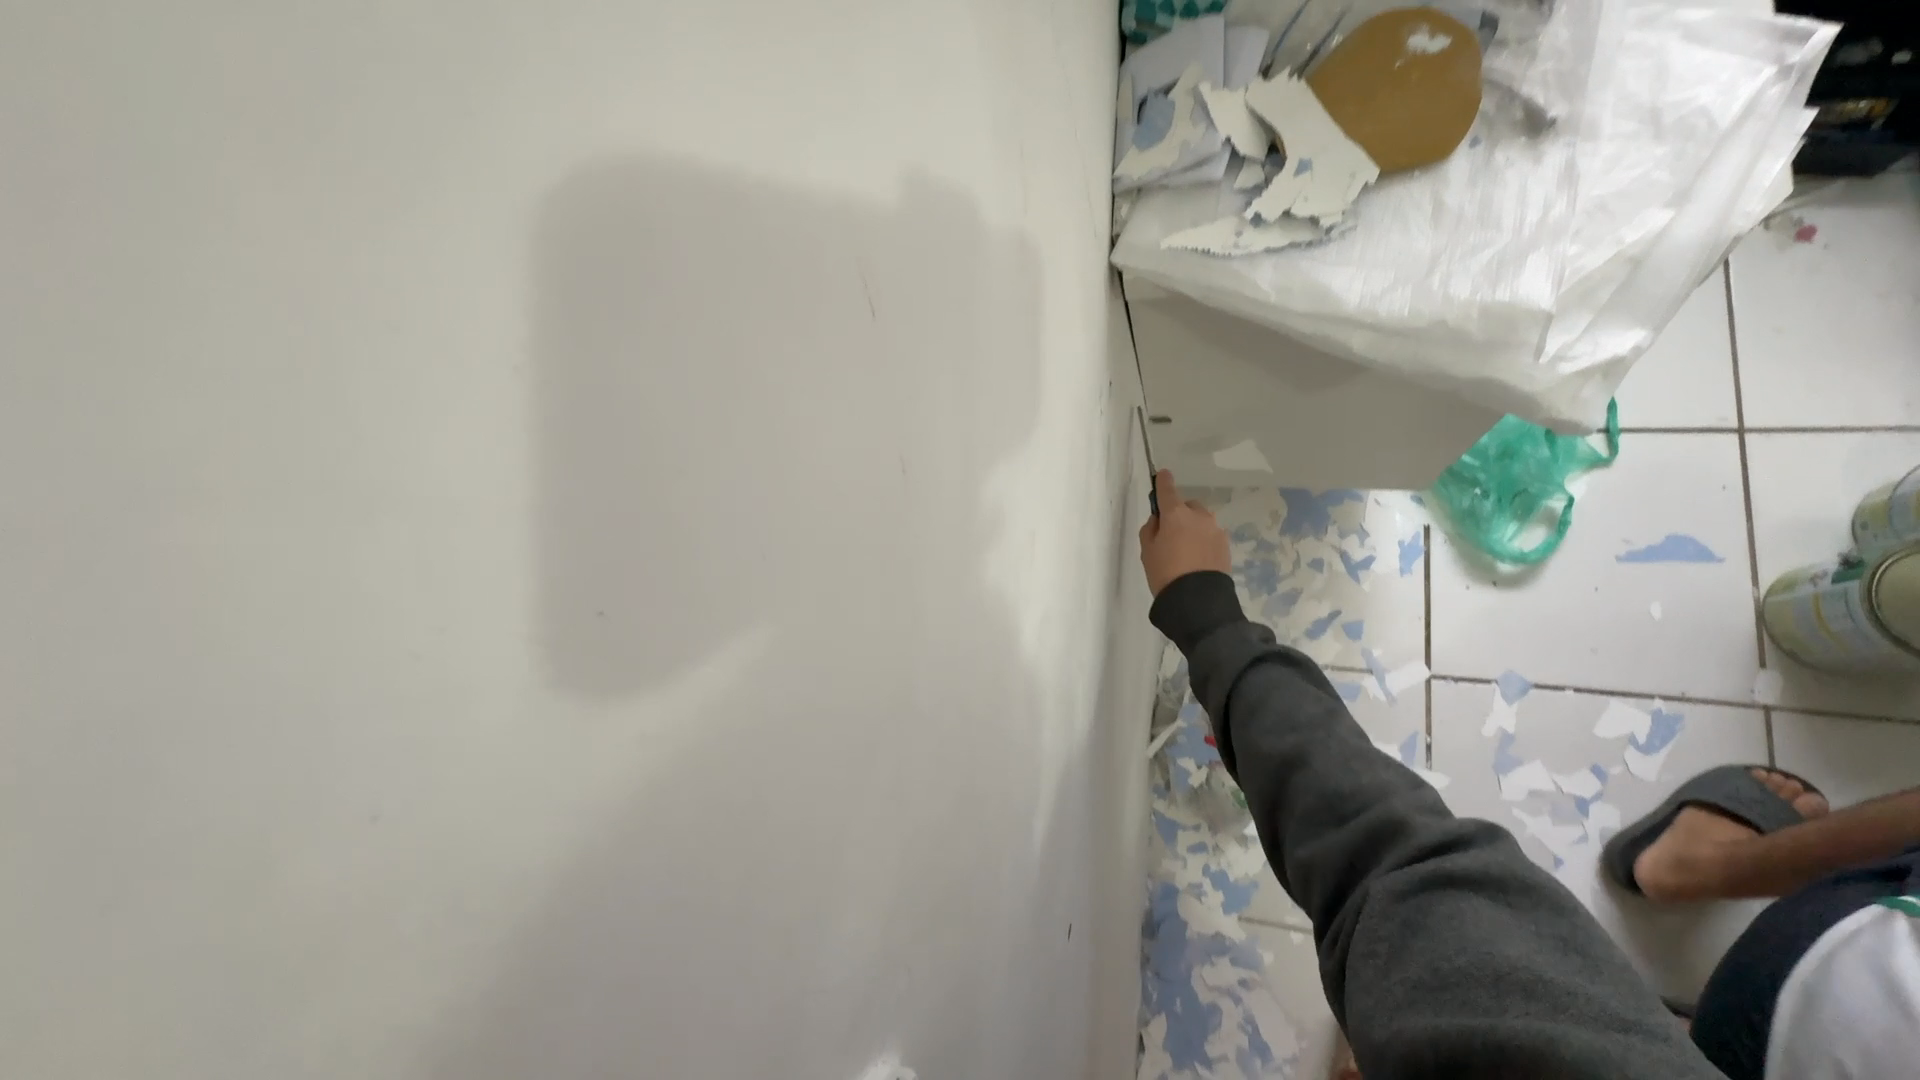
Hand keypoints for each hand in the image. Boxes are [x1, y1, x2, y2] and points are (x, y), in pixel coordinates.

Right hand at [1138, 469, 1229, 596]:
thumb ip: (1151, 529)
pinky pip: (1211, 536)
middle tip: (1170, 535)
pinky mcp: (1226, 545)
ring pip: (1201, 522)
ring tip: (1186, 551)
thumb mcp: (1147, 551)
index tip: (1162, 475)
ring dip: (1193, 528)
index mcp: (1176, 514)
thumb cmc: (1165, 573)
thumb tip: (1159, 520)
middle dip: (1180, 514)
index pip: (1168, 491)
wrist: (1197, 600)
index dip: (1163, 482)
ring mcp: (1216, 530)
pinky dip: (1203, 541)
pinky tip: (1197, 559)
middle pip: (1187, 507)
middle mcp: (1199, 516)